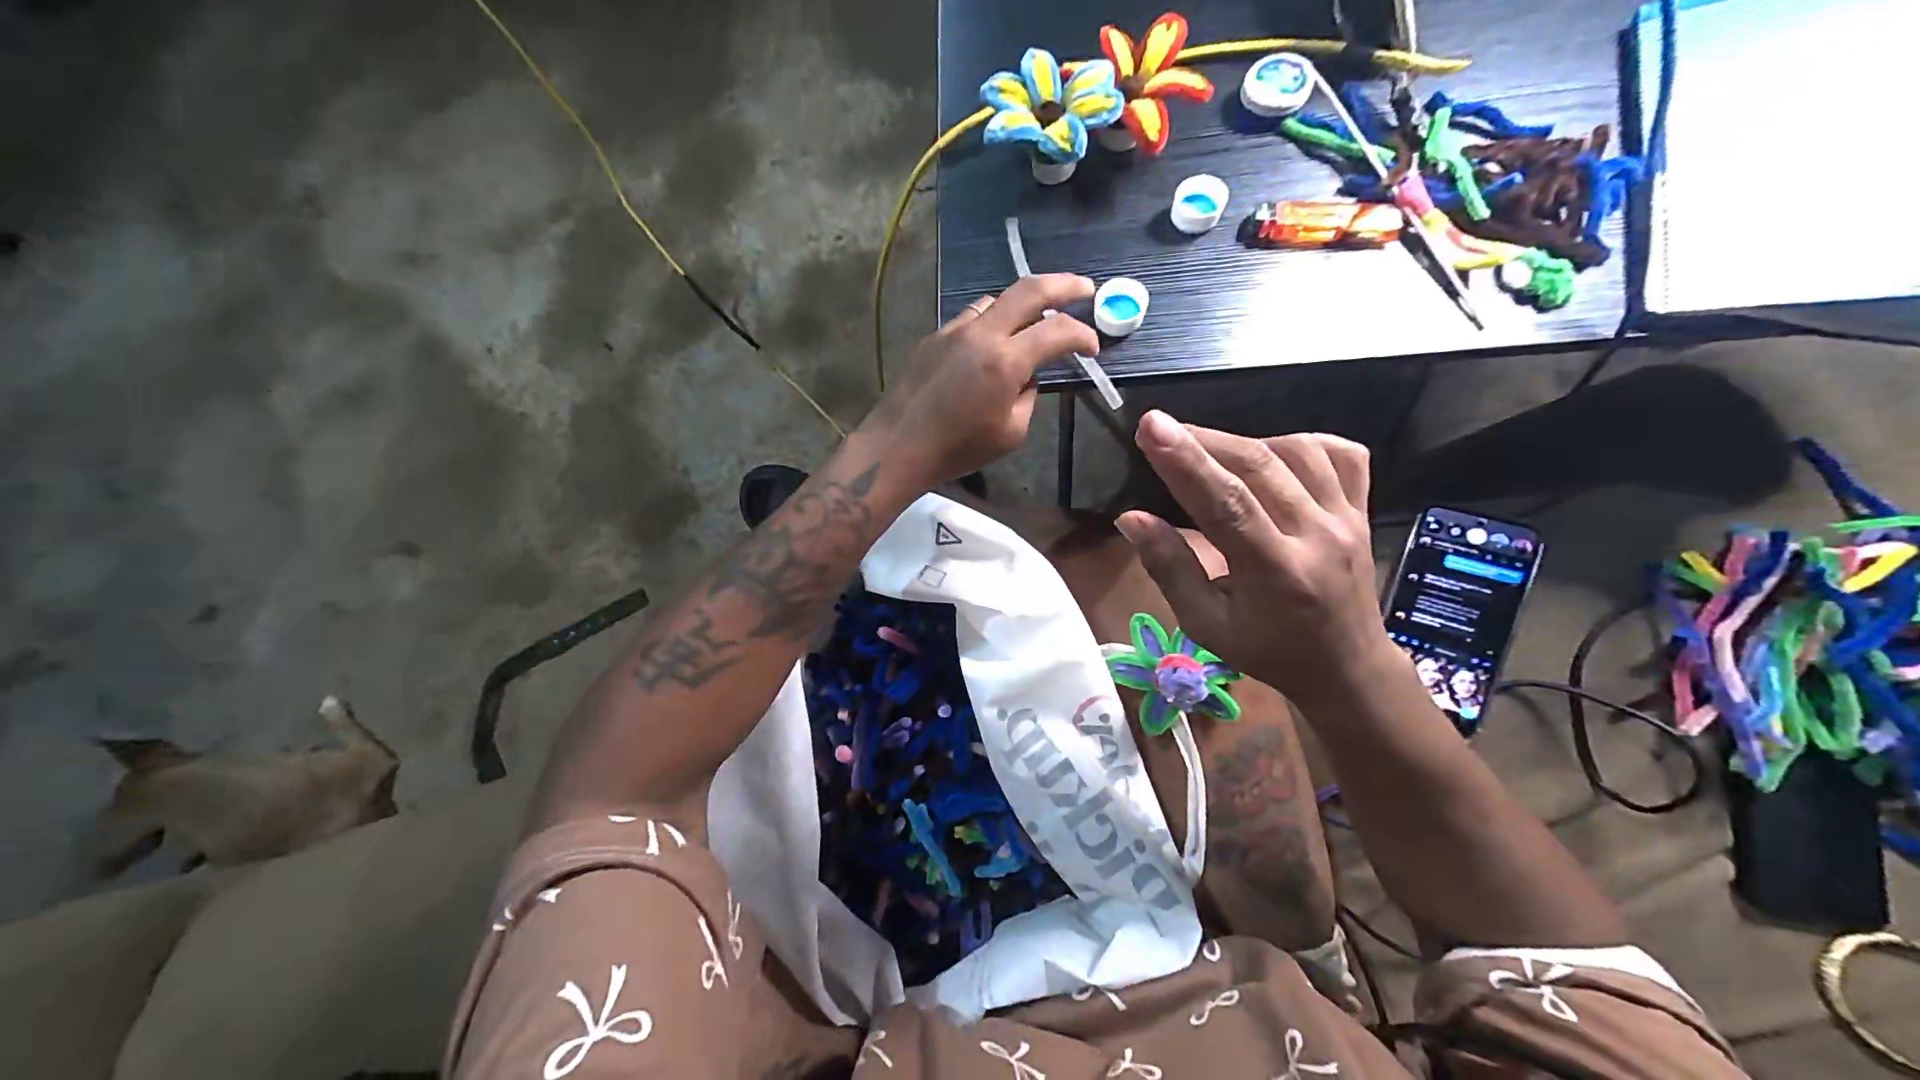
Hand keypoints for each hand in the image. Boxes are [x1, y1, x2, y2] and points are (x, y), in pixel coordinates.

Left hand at [860, 274, 1097, 487]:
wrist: (898, 447)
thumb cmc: (958, 449)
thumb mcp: (1011, 432)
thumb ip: (1029, 395)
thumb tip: (1028, 375)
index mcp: (1005, 360)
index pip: (1057, 331)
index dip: (1083, 334)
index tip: (1093, 347)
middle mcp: (981, 333)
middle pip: (1029, 289)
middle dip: (1064, 284)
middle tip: (1084, 287)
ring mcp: (953, 330)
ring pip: (996, 301)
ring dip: (1022, 305)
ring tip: (1035, 320)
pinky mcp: (934, 337)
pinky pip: (971, 319)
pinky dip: (991, 322)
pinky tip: (992, 344)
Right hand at [1114, 411, 1389, 700]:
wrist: (1346, 666)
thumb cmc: (1267, 650)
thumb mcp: (1206, 623)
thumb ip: (1169, 568)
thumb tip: (1130, 517)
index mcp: (1275, 573)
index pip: (1227, 503)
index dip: (1186, 462)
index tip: (1151, 426)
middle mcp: (1317, 537)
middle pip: (1259, 465)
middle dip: (1203, 439)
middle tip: (1162, 430)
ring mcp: (1347, 519)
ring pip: (1298, 450)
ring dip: (1246, 441)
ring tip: (1212, 452)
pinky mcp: (1362, 510)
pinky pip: (1340, 454)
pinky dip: (1301, 442)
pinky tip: (1273, 453)